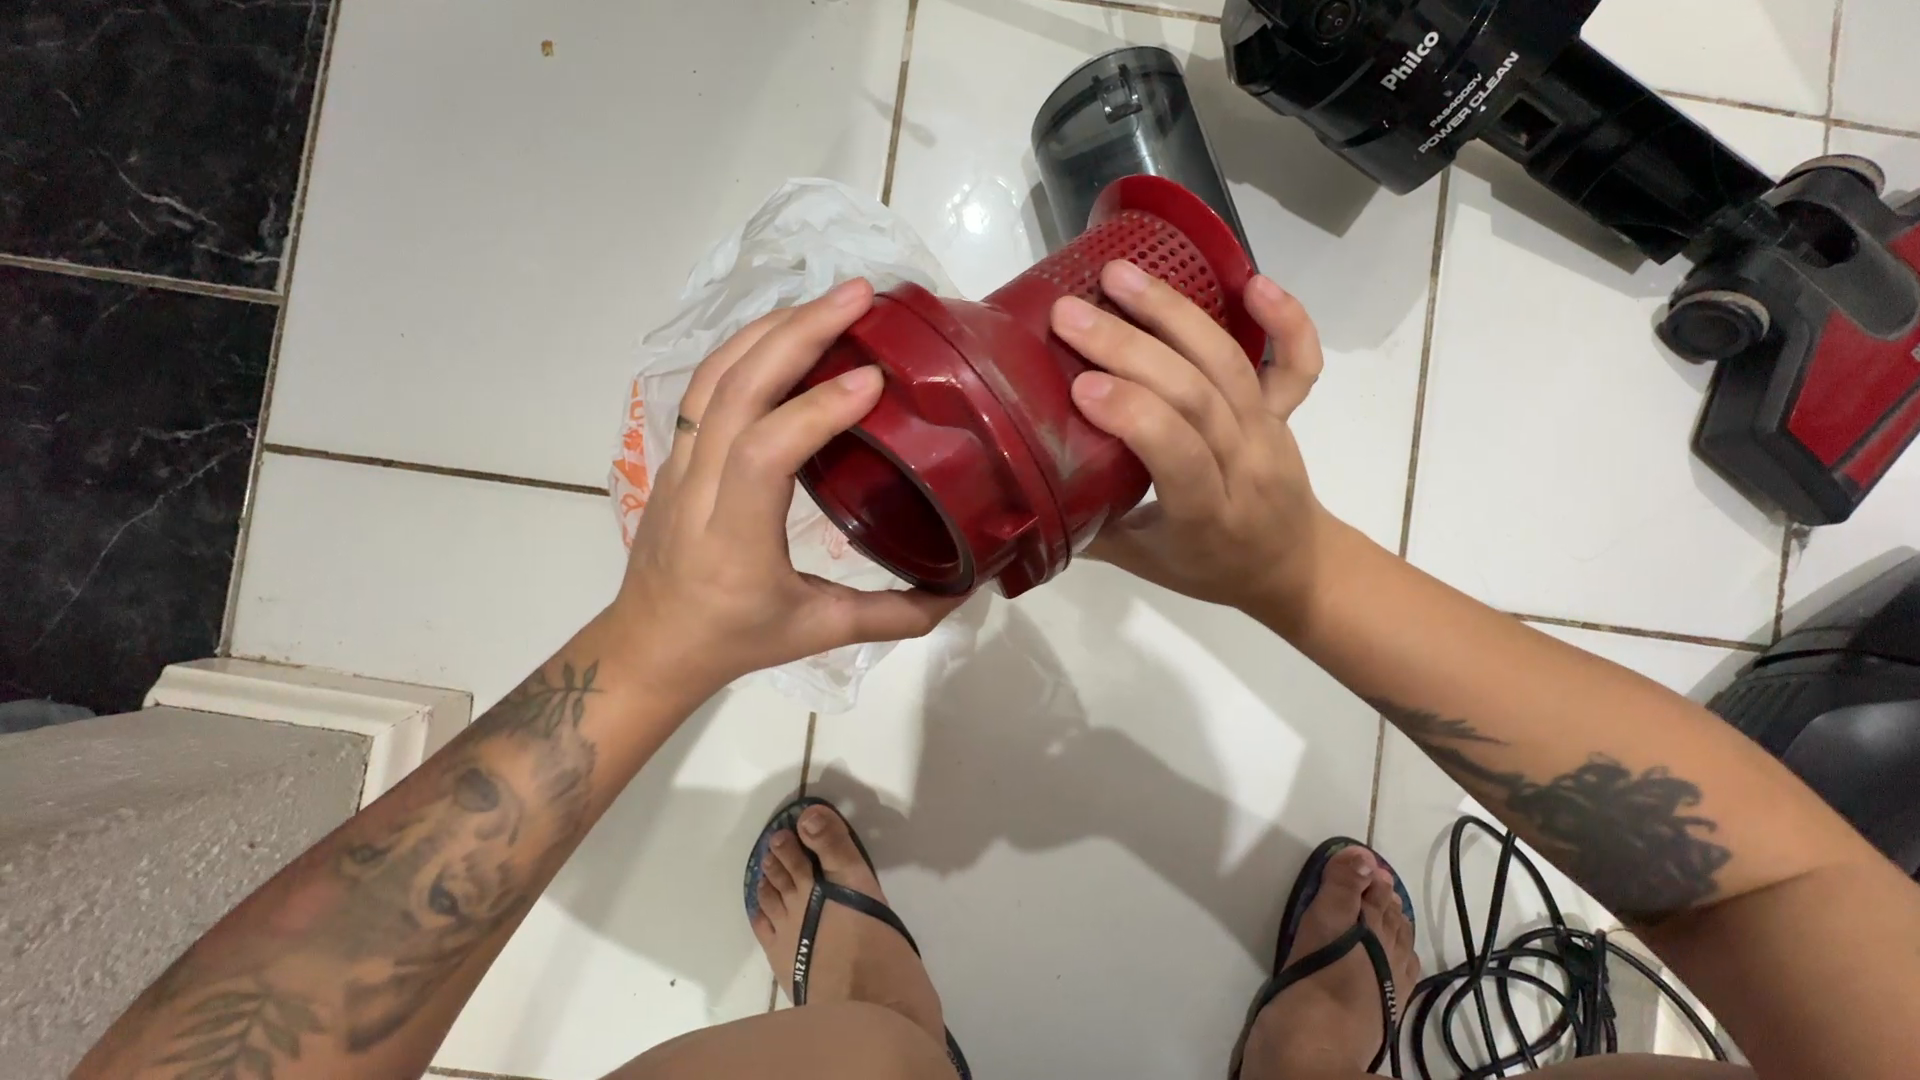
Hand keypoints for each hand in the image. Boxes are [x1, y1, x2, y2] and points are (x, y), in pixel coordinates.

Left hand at [604, 279, 961, 703]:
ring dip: (772, 328)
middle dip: (797, 334)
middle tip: (859, 296)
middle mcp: (698, 490)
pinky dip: (748, 346)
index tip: (873, 379)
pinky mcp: (677, 453)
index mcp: (734, 539)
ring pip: (714, 376)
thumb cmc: (735, 640)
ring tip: (830, 301)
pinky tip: (788, 331)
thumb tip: (962, 591)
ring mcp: (678, 464)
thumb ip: (894, 616)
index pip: (764, 455)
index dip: (815, 410)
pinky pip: (707, 385)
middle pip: (734, 391)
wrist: (651, 643)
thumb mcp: (818, 632)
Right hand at [1050, 260, 1334, 626]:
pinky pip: (1296, 363)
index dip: (1133, 415)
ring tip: (1119, 275)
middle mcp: (1244, 467)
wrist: (1291, 567)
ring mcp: (1270, 432)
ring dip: (1173, 313)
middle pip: (1197, 394)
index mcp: (1206, 515)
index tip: (1079, 385)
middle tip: (1069, 313)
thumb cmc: (1208, 568)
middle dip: (1130, 348)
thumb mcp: (1141, 562)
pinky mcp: (1287, 411)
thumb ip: (1087, 530)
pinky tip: (1251, 282)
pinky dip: (1287, 319)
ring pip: (1228, 364)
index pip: (1178, 455)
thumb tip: (1021, 496)